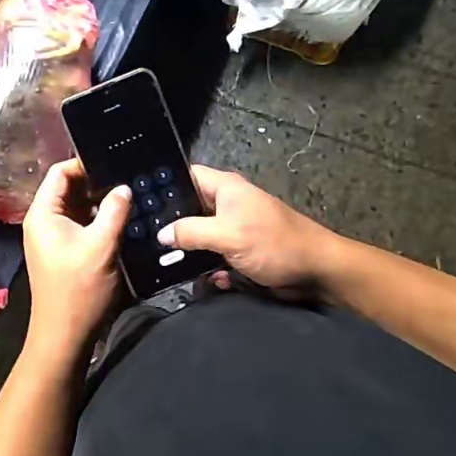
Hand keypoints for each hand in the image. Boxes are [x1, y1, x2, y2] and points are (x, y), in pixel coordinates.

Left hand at [23, 158, 131, 351]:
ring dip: (100, 202)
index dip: (84, 163)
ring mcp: (53, 237)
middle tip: (128, 177)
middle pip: (69, 188)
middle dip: (97, 182)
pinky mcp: (65, 250)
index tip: (114, 162)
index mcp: (43, 214)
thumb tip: (123, 187)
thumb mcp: (101, 245)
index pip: (60, 172)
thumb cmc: (78, 289)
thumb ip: (113, 211)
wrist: (65, 335)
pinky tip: (122, 218)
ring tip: (130, 194)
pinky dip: (98, 219)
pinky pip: (81, 224)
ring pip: (78, 207)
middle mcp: (43, 221)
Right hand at [159, 166, 339, 293]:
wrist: (316, 272)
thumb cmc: (274, 243)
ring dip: (188, 252)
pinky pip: (213, 259)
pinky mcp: (239, 254)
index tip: (140, 201)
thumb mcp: (227, 234)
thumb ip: (191, 232)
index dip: (164, 184)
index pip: (187, 175)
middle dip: (172, 225)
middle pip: (189, 209)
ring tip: (163, 263)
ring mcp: (233, 230)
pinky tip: (202, 280)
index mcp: (225, 188)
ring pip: (199, 238)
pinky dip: (208, 269)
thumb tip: (162, 234)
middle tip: (145, 238)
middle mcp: (227, 205)